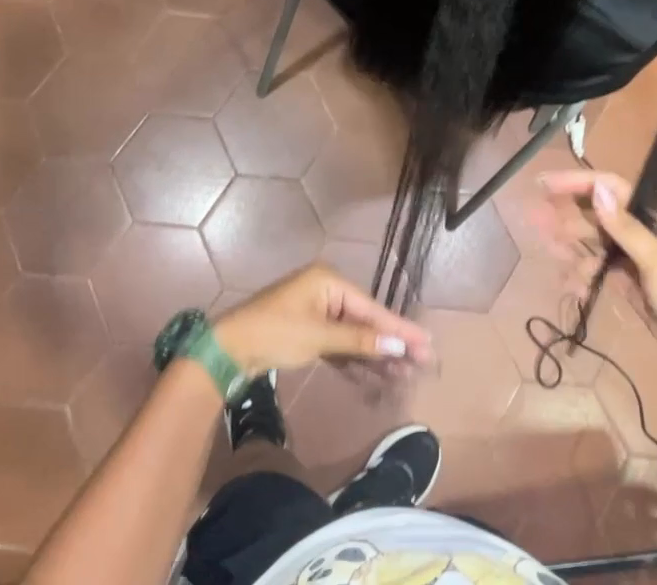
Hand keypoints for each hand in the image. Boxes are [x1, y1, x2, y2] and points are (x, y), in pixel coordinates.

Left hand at [213, 265, 434, 377]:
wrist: (230, 348)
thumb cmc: (275, 333)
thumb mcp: (319, 337)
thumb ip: (359, 340)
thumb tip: (398, 345)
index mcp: (328, 281)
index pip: (372, 308)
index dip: (400, 328)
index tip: (427, 343)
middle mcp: (326, 290)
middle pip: (367, 320)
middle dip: (392, 343)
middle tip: (423, 363)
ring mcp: (317, 310)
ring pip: (355, 334)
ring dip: (376, 354)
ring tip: (405, 374)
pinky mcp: (309, 331)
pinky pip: (340, 343)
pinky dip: (356, 358)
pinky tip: (376, 375)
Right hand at [530, 170, 656, 375]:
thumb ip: (626, 228)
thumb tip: (597, 190)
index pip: (612, 190)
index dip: (578, 183)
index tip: (546, 185)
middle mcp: (643, 234)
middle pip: (597, 216)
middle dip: (566, 217)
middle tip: (534, 220)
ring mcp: (636, 260)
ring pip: (594, 245)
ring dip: (571, 247)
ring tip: (548, 250)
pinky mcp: (630, 284)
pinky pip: (599, 272)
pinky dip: (584, 276)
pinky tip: (572, 287)